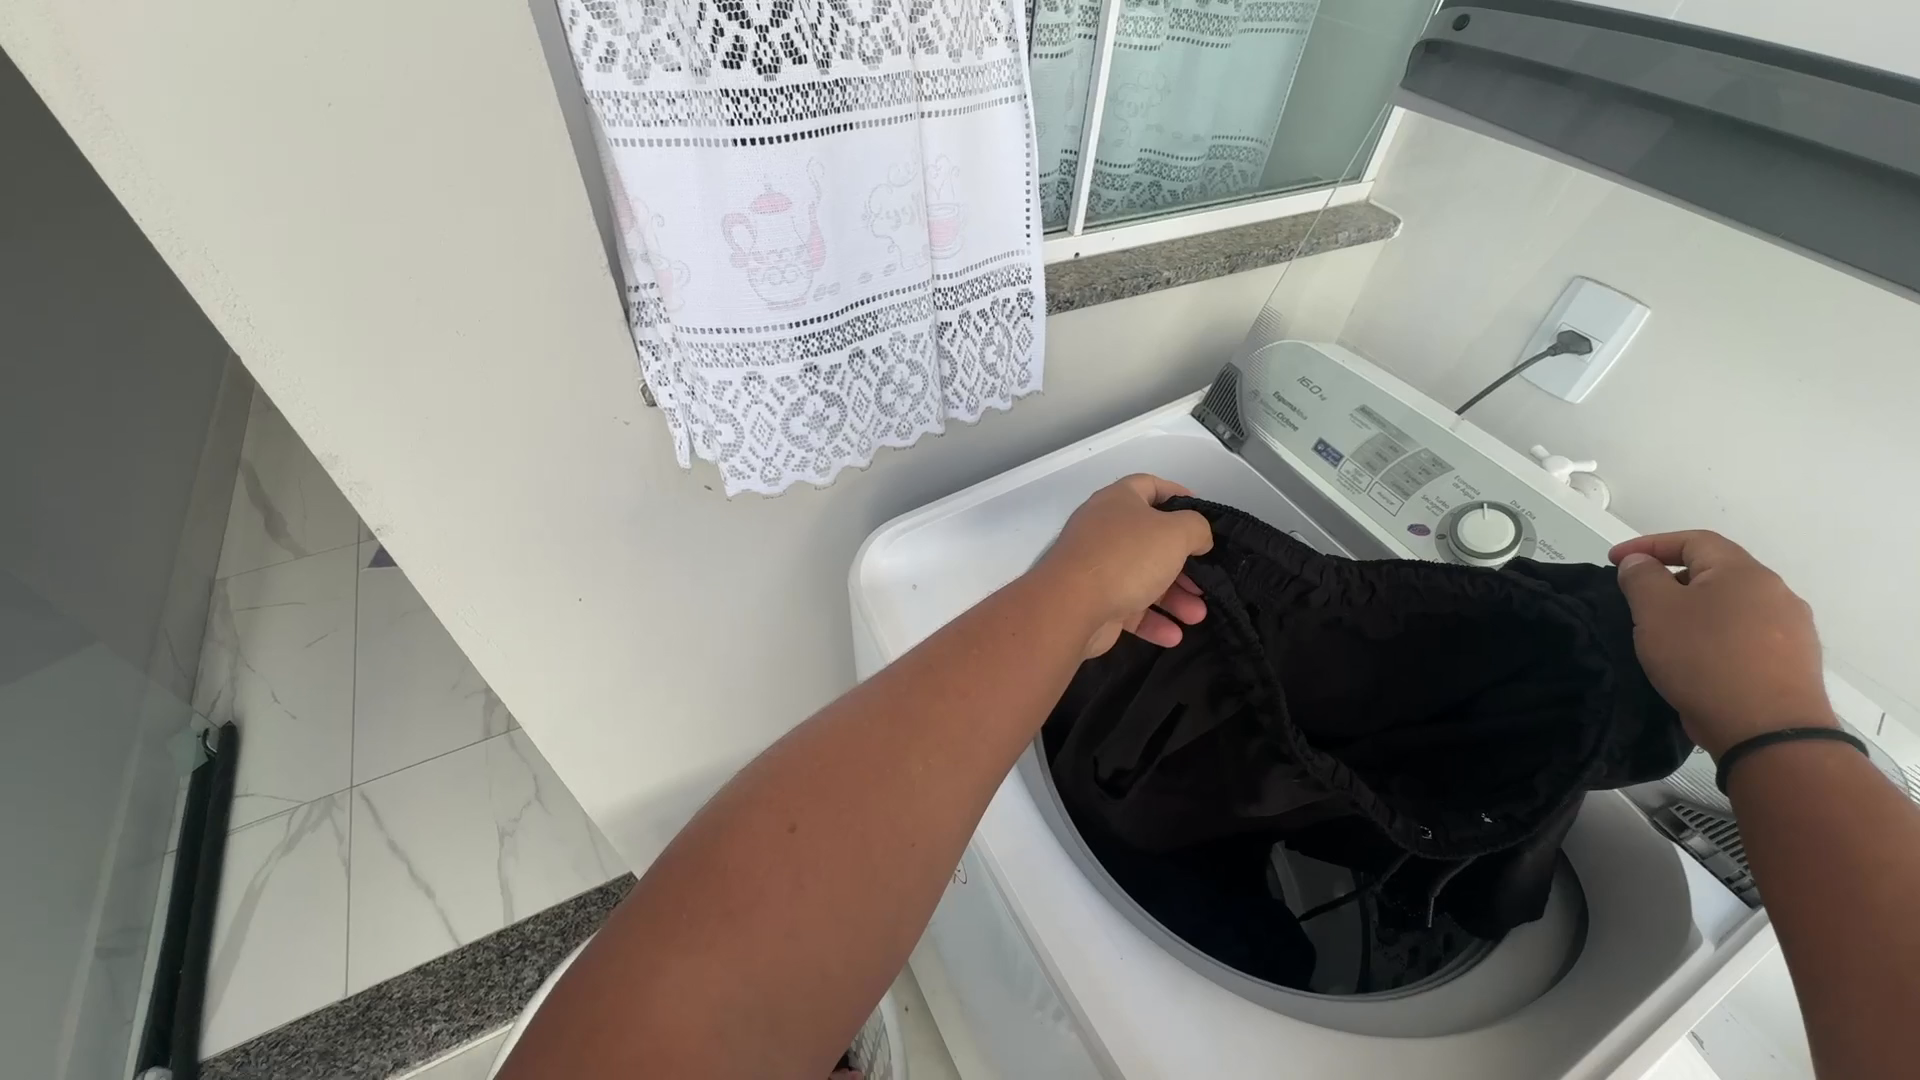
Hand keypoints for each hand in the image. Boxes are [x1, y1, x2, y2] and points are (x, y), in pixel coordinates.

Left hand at [1033, 474, 1213, 656]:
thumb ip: (1196, 529)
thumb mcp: (1175, 533)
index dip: (1177, 494)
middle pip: (1151, 541)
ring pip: (1143, 578)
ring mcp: (1097, 567)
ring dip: (1173, 598)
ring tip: (1197, 615)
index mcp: (1118, 502)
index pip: (1149, 486)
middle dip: (1184, 564)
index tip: (1202, 513)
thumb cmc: (1126, 557)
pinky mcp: (1094, 601)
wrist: (1070, 605)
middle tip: (1206, 580)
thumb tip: (1197, 538)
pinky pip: (1129, 609)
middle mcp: (1105, 531)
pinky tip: (1173, 635)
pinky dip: (1152, 621)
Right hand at [1610, 530, 1832, 757]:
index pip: (1694, 540)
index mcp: (1743, 573)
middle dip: (1670, 577)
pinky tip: (1692, 655)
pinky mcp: (1790, 660)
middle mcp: (1775, 593)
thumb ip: (1641, 577)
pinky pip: (1742, 632)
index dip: (1649, 544)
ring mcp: (1789, 628)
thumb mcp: (1655, 610)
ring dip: (1691, 607)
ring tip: (1660, 629)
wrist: (1765, 727)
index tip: (1613, 561)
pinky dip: (1711, 632)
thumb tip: (1642, 563)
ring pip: (1729, 603)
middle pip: (1715, 571)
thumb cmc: (1702, 657)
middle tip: (1634, 596)